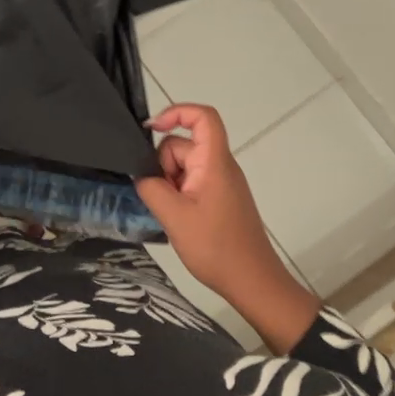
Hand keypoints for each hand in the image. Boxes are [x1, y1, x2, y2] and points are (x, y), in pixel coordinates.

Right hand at [136, 103, 318, 352]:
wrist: (253, 282)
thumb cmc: (216, 248)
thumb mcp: (174, 217)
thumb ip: (151, 187)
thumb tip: (141, 174)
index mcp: (215, 163)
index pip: (203, 117)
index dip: (176, 112)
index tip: (152, 129)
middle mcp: (221, 167)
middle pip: (184, 145)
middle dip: (164, 165)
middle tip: (163, 198)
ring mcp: (221, 183)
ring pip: (184, 166)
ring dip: (169, 183)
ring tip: (171, 214)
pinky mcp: (220, 199)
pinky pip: (191, 183)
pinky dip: (178, 195)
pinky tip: (177, 219)